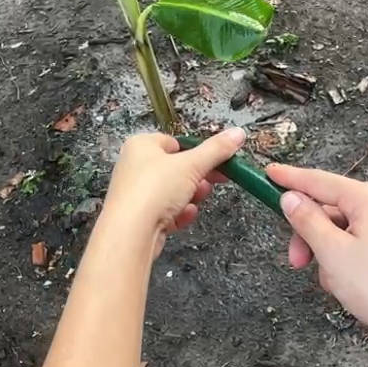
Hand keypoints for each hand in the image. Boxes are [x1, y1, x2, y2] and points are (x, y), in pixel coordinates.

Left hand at [95, 128, 242, 250]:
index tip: (221, 158)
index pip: (176, 142)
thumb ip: (216, 150)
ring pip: (174, 191)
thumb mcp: (192, 164)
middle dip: (198, 177)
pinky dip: (179, 213)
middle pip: (177, 168)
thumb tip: (236, 134)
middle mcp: (135, 167)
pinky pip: (167, 211)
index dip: (199, 151)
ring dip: (191, 196)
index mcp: (142, 146)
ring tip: (195, 200)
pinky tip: (183, 216)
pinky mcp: (142, 217)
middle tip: (217, 179)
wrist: (131, 232)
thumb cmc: (151, 191)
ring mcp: (138, 193)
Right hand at [264, 162, 367, 356]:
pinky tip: (345, 284)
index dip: (290, 179)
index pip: (320, 181)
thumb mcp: (331, 252)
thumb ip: (307, 221)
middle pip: (330, 208)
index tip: (269, 173)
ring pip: (342, 229)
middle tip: (296, 261)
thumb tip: (291, 198)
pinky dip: (343, 259)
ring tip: (332, 282)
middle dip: (308, 234)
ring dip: (326, 252)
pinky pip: (358, 243)